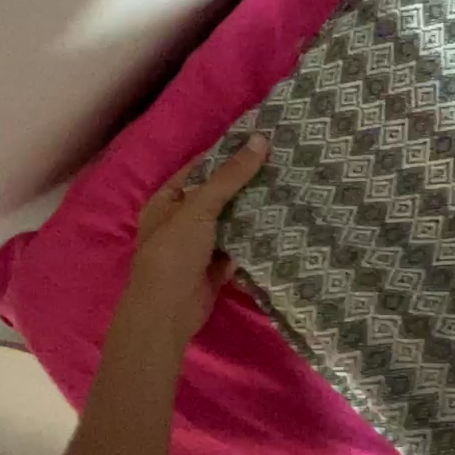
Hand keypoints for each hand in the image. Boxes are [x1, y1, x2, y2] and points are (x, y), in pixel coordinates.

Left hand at [114, 134, 269, 348]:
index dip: (227, 155)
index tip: (260, 142)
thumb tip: (260, 139)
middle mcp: (181, 221)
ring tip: (288, 188)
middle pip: (218, 195)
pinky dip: (254, 241)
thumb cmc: (174, 253)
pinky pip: (238, 247)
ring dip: (253, 212)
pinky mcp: (215, 268)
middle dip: (246, 184)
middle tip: (281, 164)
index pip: (201, 168)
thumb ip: (230, 175)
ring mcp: (198, 246)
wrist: (167, 315)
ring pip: (230, 221)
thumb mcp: (200, 207)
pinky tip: (280, 225)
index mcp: (168, 200)